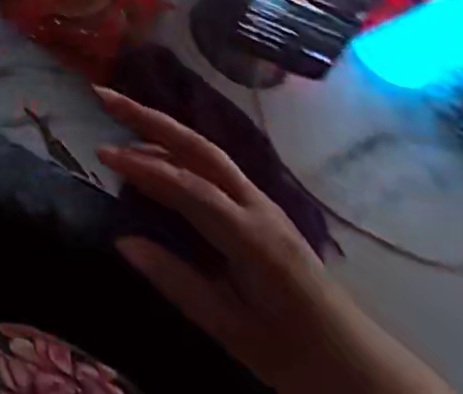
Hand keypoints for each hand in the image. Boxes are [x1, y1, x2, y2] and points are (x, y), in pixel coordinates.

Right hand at [94, 87, 452, 393]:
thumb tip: (123, 241)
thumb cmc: (296, 356)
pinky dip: (177, 151)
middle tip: (104, 96)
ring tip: (119, 114)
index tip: (101, 152)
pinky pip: (213, 167)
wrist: (361, 369)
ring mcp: (262, 203)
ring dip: (161, 127)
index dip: (143, 167)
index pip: (189, 188)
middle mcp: (258, 208)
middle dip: (149, 117)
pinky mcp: (260, 208)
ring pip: (206, 151)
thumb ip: (177, 282)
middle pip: (198, 148)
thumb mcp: (233, 331)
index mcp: (253, 239)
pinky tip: (153, 157)